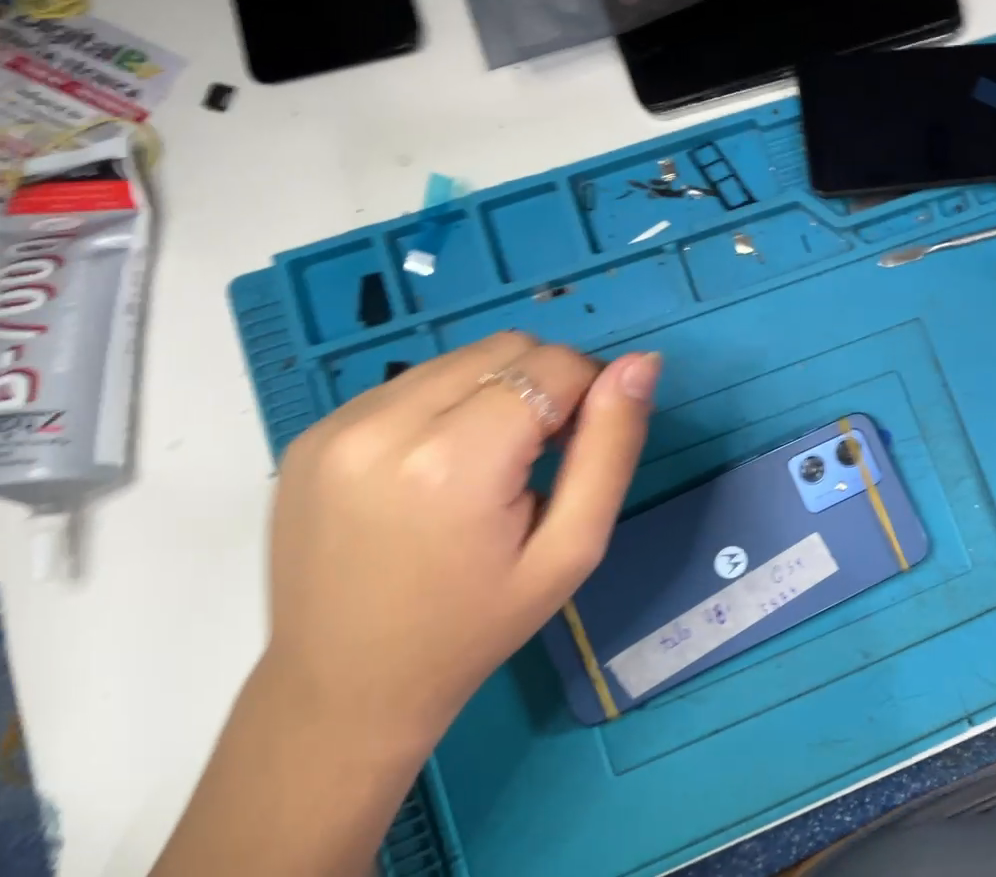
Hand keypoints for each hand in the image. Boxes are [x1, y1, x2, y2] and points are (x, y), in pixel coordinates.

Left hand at [263, 332, 660, 755]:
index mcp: (456, 461)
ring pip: (460, 357)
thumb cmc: (477, 626)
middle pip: (508, 348)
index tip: (578, 451)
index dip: (590, 394)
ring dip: (496, 390)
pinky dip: (447, 404)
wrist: (346, 686)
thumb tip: (643, 363)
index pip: (555, 365)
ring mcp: (337, 425)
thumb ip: (612, 448)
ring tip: (489, 466)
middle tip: (540, 458)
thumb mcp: (572, 549)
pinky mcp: (312, 433)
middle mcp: (386, 425)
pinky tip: (439, 468)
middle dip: (546, 385)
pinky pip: (411, 382)